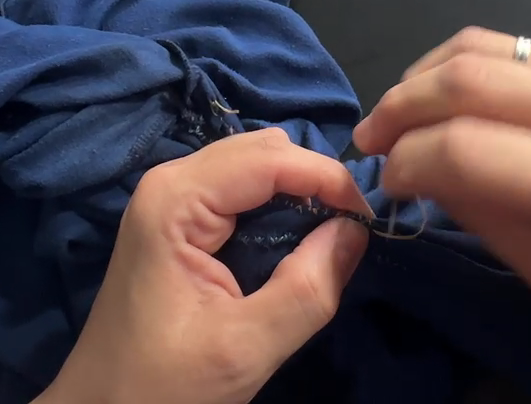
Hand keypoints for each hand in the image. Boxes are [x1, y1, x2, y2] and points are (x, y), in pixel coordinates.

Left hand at [38, 127, 371, 403]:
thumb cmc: (161, 389)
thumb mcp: (243, 350)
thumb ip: (305, 288)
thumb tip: (355, 231)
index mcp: (177, 198)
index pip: (269, 159)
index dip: (325, 177)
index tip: (369, 215)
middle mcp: (171, 177)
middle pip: (261, 150)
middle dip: (312, 179)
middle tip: (352, 226)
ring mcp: (171, 192)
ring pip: (254, 161)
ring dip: (296, 187)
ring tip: (328, 230)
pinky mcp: (178, 212)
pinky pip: (240, 185)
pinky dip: (275, 199)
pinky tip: (292, 235)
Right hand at [352, 27, 530, 340]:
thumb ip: (485, 219)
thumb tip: (420, 172)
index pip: (463, 149)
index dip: (407, 164)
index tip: (388, 186)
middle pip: (461, 81)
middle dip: (398, 107)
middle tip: (370, 141)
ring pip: (475, 48)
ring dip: (419, 75)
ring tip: (397, 112)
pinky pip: (504, 43)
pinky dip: (454, 61)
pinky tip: (439, 90)